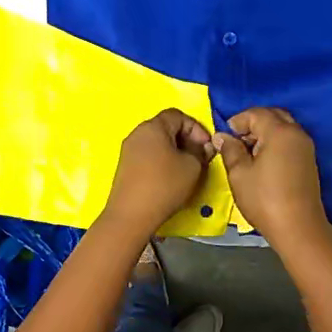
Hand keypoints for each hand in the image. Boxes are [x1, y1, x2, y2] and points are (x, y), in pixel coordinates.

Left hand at [102, 109, 216, 234]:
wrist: (131, 215)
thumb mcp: (193, 167)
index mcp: (153, 127)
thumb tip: (202, 147)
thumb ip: (201, 152)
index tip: (206, 147)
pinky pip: (148, 157)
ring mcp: (128, 151)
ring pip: (157, 144)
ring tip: (187, 170)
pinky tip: (170, 178)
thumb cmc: (165, 185)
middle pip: (166, 128)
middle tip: (199, 158)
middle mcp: (137, 134)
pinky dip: (162, 162)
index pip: (178, 116)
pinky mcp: (125, 167)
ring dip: (175, 152)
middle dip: (186, 140)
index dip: (197, 128)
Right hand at [213, 107, 330, 244]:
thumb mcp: (239, 174)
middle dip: (253, 124)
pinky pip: (289, 141)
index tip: (224, 137)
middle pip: (273, 116)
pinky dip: (274, 144)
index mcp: (279, 132)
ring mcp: (306, 147)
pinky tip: (262, 162)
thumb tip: (222, 136)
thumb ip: (230, 150)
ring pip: (283, 128)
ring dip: (264, 134)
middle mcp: (296, 133)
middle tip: (236, 142)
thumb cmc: (264, 199)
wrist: (297, 226)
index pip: (256, 113)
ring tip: (247, 154)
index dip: (237, 121)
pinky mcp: (308, 160)